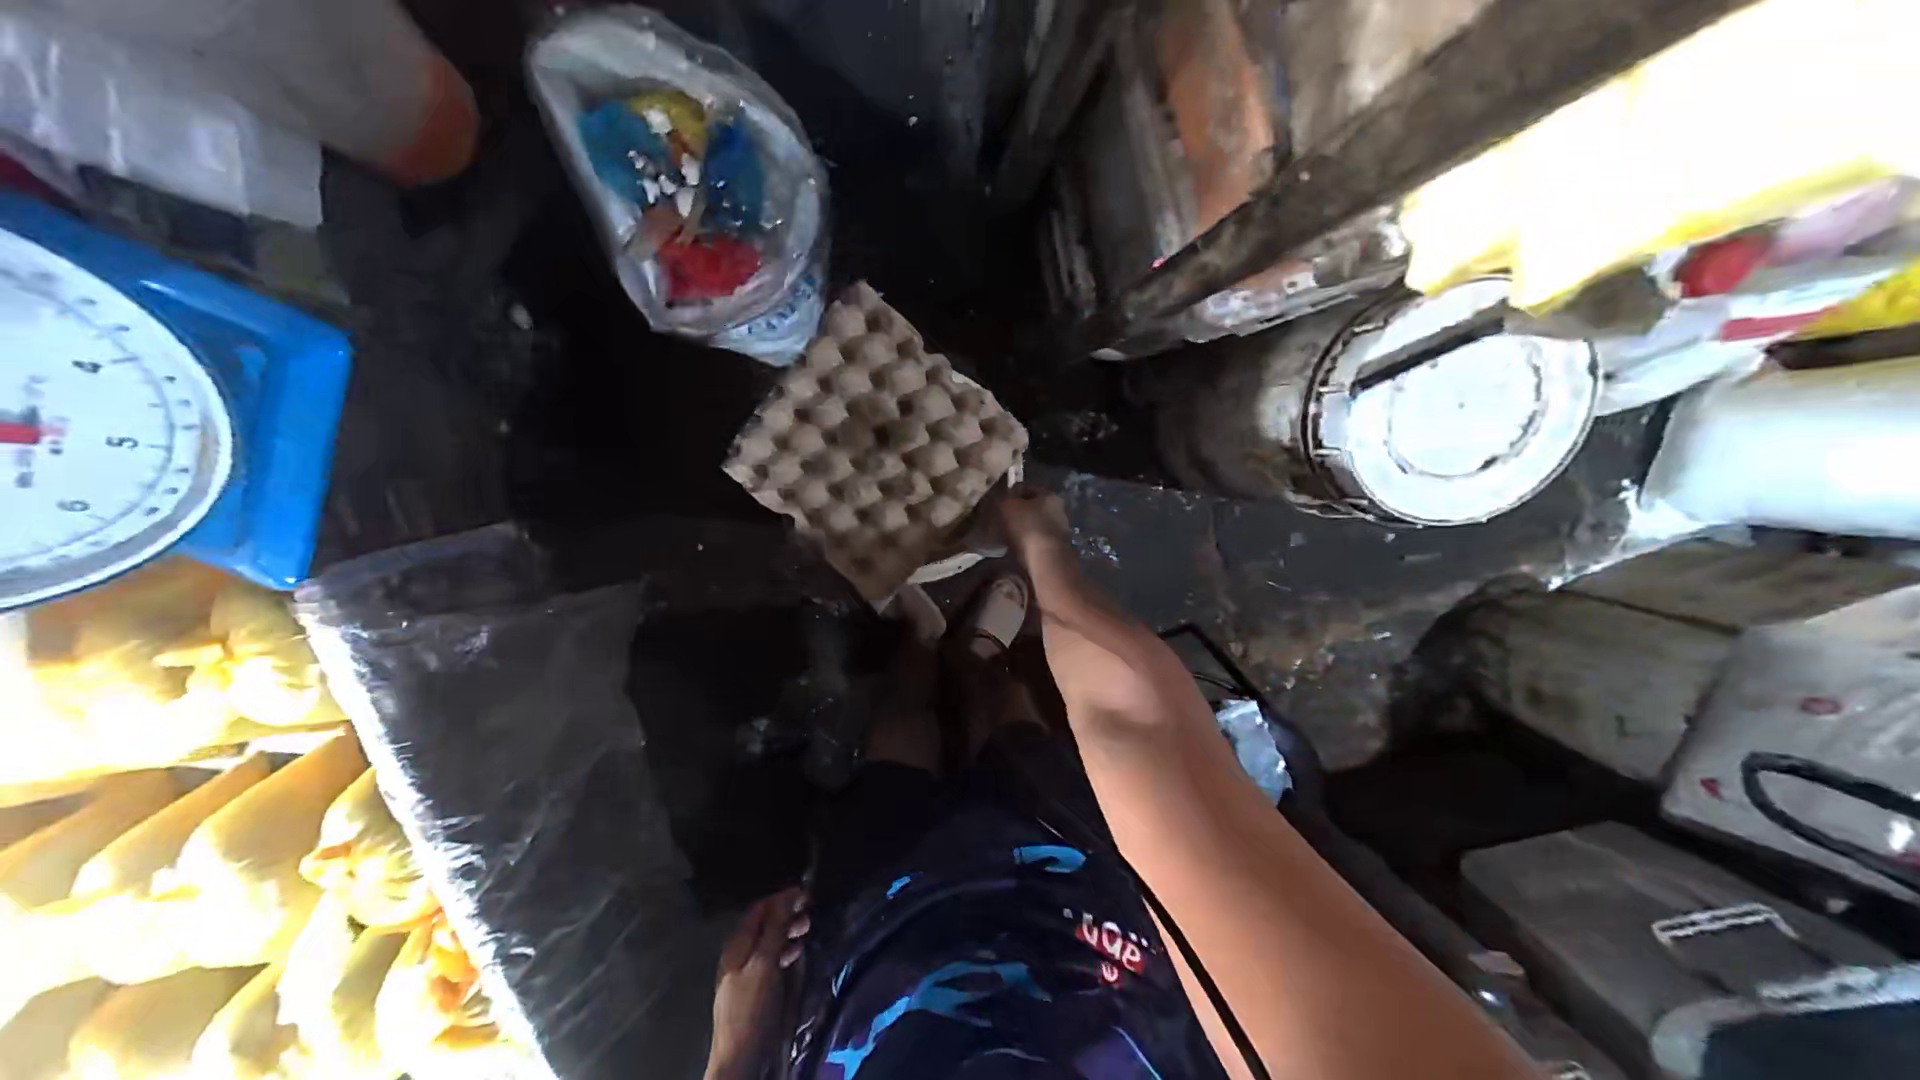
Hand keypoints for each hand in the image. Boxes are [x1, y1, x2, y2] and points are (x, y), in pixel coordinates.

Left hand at [707, 887, 809, 1079]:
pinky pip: (770, 960)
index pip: (759, 909)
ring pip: (768, 942)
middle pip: (763, 924)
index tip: (805, 895)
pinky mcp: (754, 989)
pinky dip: (784, 952)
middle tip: (809, 915)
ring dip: (787, 933)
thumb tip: (786, 896)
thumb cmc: (752, 1008)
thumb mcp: (765, 964)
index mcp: (736, 945)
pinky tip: (796, 956)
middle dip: (786, 915)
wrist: (740, 1060)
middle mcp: (738, 955)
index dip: (781, 898)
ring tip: (806, 933)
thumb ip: (774, 930)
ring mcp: (745, 973)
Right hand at [996, 485, 1071, 565]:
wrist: (1045, 561)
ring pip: (1038, 524)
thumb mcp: (1008, 506)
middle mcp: (1060, 510)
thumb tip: (1009, 496)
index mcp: (1050, 495)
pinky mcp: (1059, 547)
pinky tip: (1020, 548)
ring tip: (1009, 536)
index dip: (1013, 494)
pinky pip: (1040, 539)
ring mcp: (1062, 530)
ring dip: (1025, 528)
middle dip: (1020, 512)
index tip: (1001, 504)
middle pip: (1035, 507)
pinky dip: (1030, 542)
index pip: (1028, 488)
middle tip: (1004, 520)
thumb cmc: (1027, 527)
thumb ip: (1007, 497)